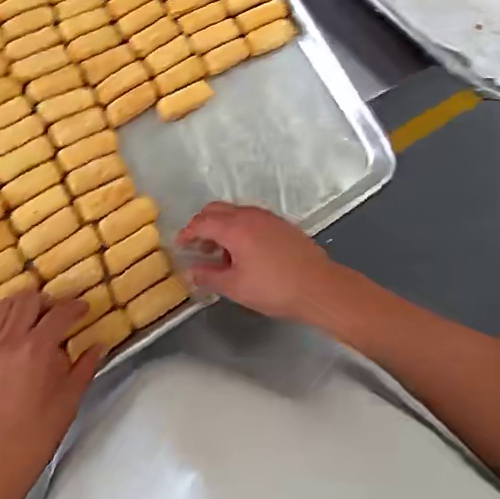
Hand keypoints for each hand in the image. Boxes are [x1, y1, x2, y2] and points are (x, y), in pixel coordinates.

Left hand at [0, 291, 102, 498]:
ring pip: (2, 309)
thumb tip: (97, 349)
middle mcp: (8, 342)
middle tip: (58, 311)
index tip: (82, 309)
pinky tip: (0, 332)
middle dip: (47, 301)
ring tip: (31, 315)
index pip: (61, 312)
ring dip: (20, 305)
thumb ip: (85, 369)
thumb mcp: (67, 405)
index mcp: (37, 349)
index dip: (75, 307)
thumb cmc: (29, 444)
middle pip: (28, 300)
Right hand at [177, 201, 347, 321]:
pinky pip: (250, 217)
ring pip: (234, 212)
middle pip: (216, 210)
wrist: (319, 287)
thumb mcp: (236, 287)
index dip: (187, 232)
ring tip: (219, 253)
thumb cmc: (275, 288)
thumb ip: (209, 277)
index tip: (179, 244)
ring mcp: (268, 217)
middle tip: (196, 246)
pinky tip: (242, 252)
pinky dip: (238, 227)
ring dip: (221, 226)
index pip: (202, 222)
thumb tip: (191, 271)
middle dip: (202, 224)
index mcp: (235, 227)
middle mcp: (250, 215)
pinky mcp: (281, 224)